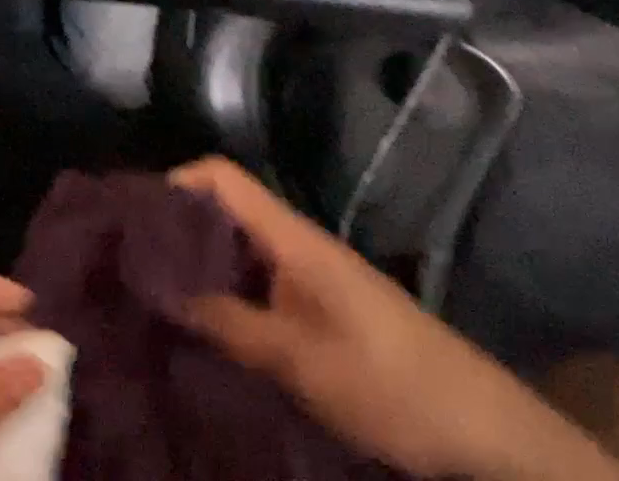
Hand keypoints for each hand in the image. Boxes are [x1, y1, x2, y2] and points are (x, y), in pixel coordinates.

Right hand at [170, 158, 618, 480]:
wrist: (495, 441)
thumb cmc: (396, 386)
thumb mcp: (301, 360)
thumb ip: (225, 320)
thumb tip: (153, 288)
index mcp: (294, 239)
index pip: (220, 177)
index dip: (172, 184)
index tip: (130, 221)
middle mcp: (297, 248)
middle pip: (220, 212)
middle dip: (170, 232)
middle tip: (123, 264)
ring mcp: (309, 281)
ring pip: (233, 253)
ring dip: (192, 270)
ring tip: (146, 296)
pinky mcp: (317, 313)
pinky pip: (252, 288)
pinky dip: (219, 298)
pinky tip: (196, 329)